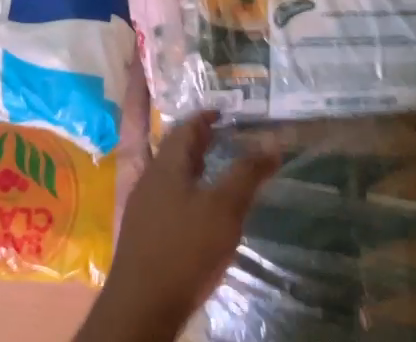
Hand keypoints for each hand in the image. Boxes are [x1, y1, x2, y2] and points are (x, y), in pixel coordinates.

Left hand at [79, 112, 278, 341]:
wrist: (143, 304)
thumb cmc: (185, 248)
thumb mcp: (224, 209)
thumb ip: (246, 174)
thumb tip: (273, 141)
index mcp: (165, 165)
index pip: (184, 128)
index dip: (204, 116)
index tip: (224, 112)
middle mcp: (149, 178)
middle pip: (173, 149)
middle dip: (196, 139)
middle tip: (222, 134)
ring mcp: (144, 206)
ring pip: (169, 174)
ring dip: (192, 166)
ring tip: (217, 168)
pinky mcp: (145, 232)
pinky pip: (167, 196)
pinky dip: (187, 190)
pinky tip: (202, 209)